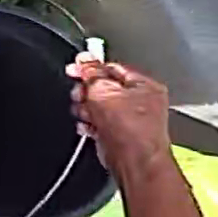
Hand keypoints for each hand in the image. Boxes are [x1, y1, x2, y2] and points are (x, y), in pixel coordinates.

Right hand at [67, 60, 171, 176]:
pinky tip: (91, 126)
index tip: (73, 70)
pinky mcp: (117, 130)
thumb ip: (91, 72)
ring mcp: (129, 117)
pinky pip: (94, 120)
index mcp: (144, 85)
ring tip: (90, 116)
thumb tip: (85, 59)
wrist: (131, 157)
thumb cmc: (128, 126)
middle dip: (85, 93)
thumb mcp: (103, 90)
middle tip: (83, 98)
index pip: (110, 68)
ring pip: (94, 104)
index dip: (89, 69)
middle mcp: (140, 100)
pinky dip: (88, 123)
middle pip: (100, 86)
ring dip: (85, 109)